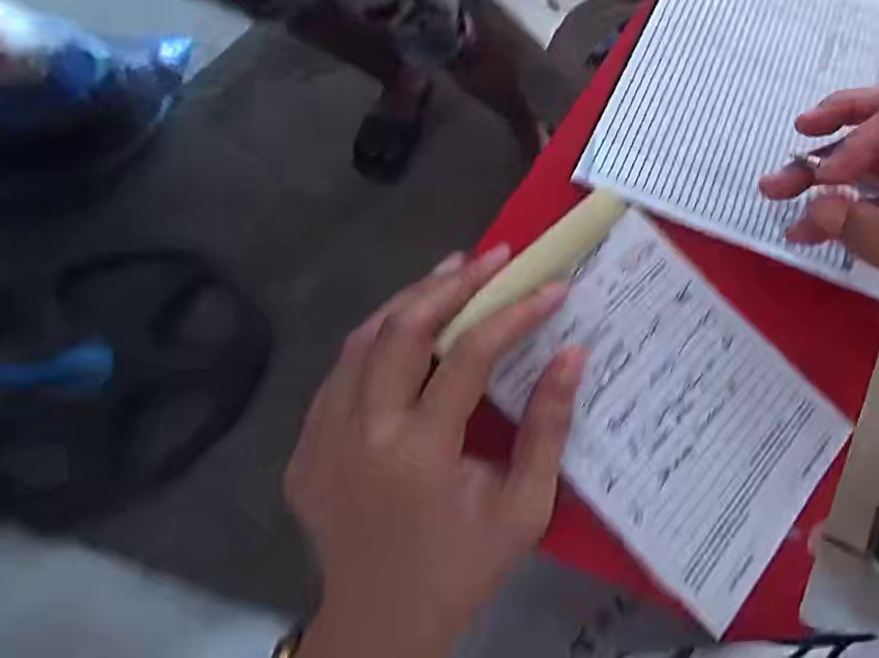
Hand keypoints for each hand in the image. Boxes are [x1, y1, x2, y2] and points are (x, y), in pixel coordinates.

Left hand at [285, 247, 584, 657]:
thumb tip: (573, 353)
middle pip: (401, 331)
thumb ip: (548, 426)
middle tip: (494, 258)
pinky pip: (341, 372)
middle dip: (453, 284)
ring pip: (362, 340)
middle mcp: (360, 437)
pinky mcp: (305, 450)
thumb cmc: (464, 565)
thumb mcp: (526, 506)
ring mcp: (321, 441)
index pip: (469, 356)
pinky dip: (380, 335)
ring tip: (455, 270)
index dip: (515, 313)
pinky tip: (411, 322)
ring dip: (412, 298)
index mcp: (418, 453)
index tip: (553, 287)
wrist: (378, 629)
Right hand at [758, 87, 878, 379]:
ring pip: (864, 163)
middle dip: (834, 133)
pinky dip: (830, 210)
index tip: (827, 178)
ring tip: (774, 190)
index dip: (860, 138)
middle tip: (793, 143)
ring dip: (820, 172)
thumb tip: (817, 202)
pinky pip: (862, 200)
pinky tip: (801, 230)